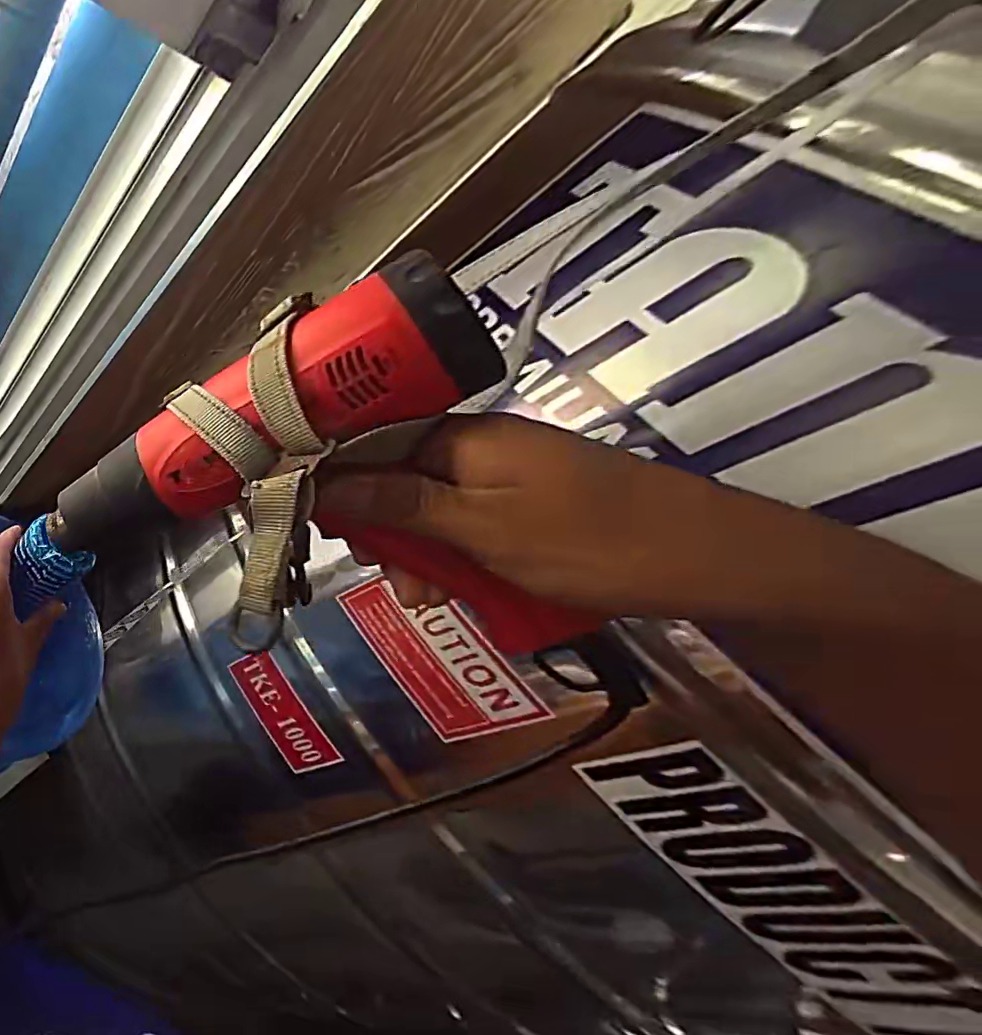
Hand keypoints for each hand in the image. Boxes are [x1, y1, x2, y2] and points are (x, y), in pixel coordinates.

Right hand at [314, 412, 831, 619]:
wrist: (718, 564)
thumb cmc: (589, 541)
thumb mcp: (480, 528)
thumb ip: (397, 504)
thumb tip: (321, 482)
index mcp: (456, 437)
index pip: (365, 445)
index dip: (333, 483)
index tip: (315, 525)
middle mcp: (469, 447)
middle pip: (390, 481)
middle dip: (380, 530)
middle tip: (384, 574)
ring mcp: (495, 475)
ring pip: (422, 510)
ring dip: (415, 554)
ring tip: (427, 598)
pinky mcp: (516, 503)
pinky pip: (458, 525)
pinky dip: (449, 557)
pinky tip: (454, 591)